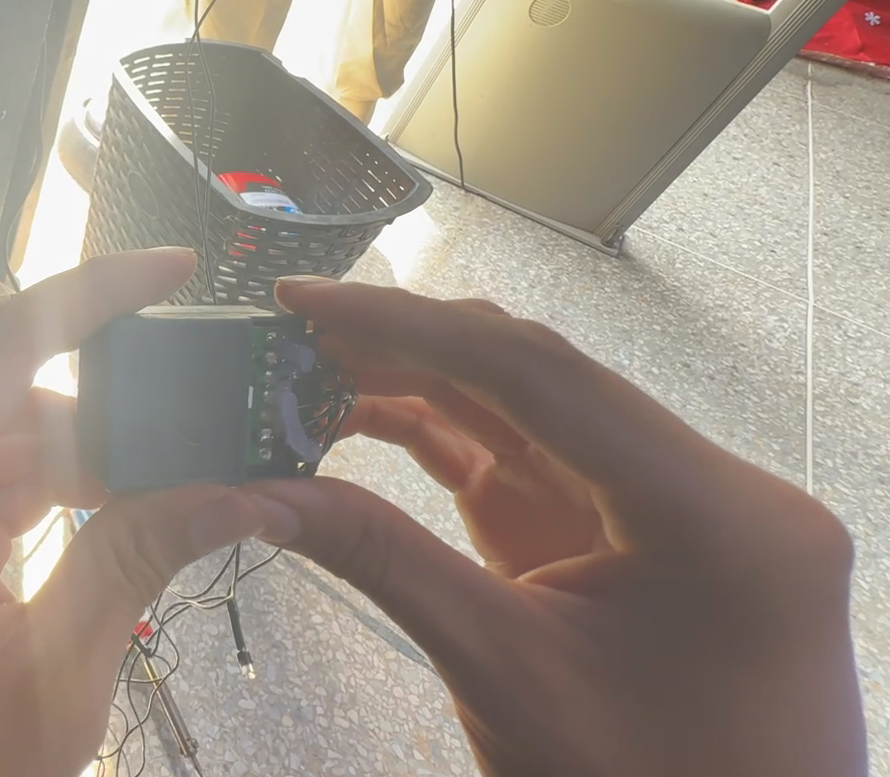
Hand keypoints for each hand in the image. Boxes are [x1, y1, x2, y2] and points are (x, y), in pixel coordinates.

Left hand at [0, 249, 282, 776]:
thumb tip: (239, 490)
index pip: (1, 339)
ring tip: (161, 468)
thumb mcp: (53, 674)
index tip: (171, 268)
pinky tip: (106, 502)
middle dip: (93, 370)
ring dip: (73, 436)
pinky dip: (41, 476)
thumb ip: (137, 560)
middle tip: (183, 386)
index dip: (92, 292)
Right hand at [254, 278, 865, 776]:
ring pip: (501, 397)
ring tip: (304, 371)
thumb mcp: (502, 671)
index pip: (531, 370)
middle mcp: (689, 481)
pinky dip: (416, 424)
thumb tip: (259, 495)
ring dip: (399, 377)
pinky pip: (496, 443)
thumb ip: (378, 557)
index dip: (403, 322)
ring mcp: (639, 494)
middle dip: (394, 341)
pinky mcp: (593, 515)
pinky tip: (348, 417)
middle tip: (289, 332)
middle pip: (517, 370)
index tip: (300, 298)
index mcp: (709, 511)